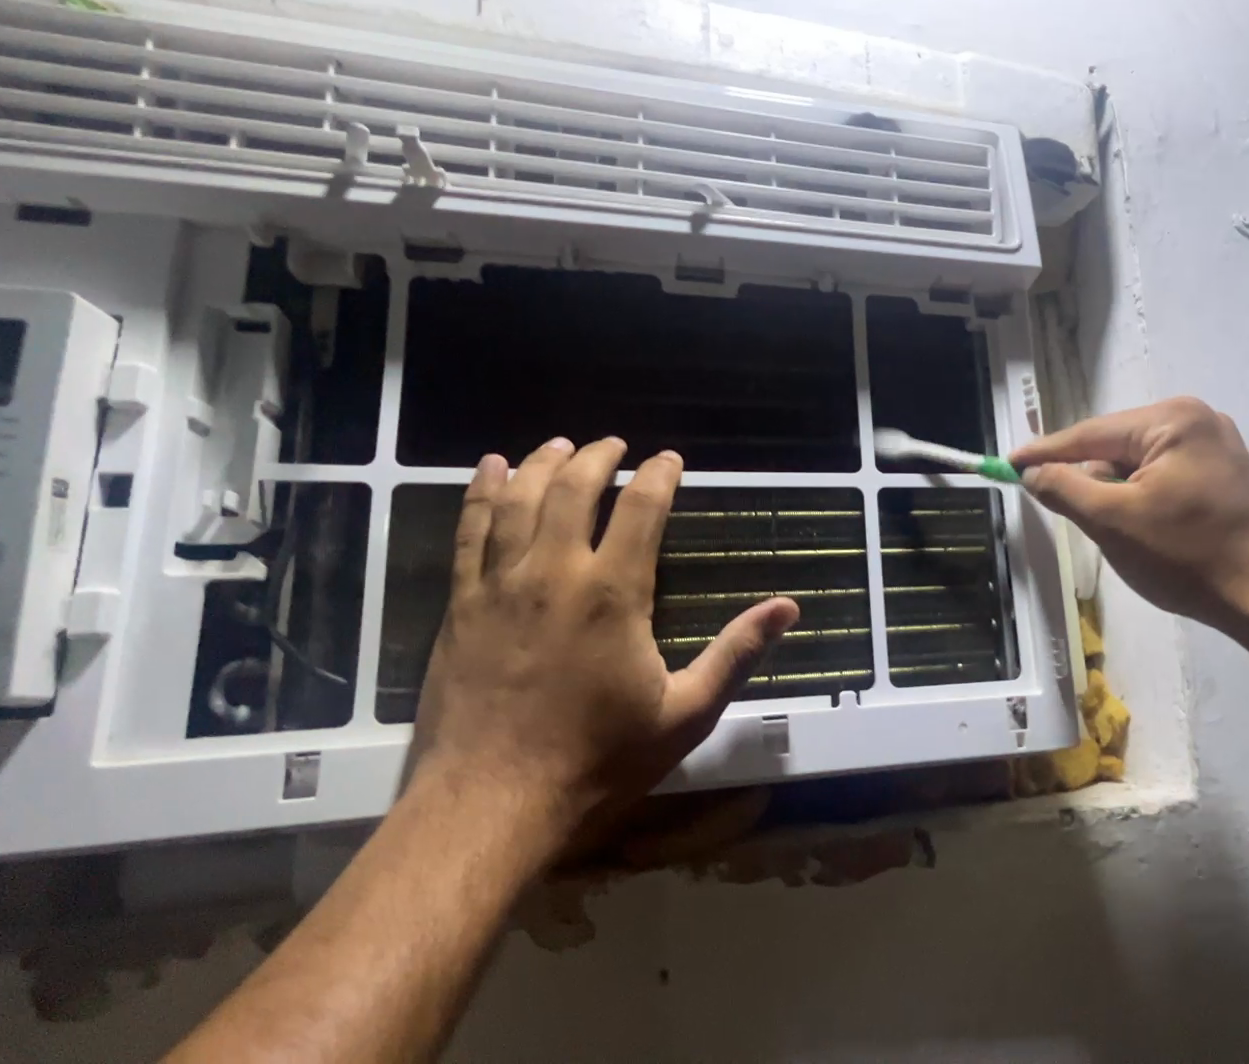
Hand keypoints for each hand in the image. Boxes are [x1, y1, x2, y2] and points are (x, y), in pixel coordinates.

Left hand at [408, 436, 798, 845]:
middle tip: (615, 444)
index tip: (670, 459)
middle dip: (599, 456)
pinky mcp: (461, 605)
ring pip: (521, 500)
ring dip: (544, 464)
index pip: (642, 508)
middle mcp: (555, 572)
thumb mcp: (685, 714)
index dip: (659, 476)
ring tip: (560, 445)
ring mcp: (500, 584)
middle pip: (576, 488)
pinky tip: (492, 470)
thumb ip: (736, 653)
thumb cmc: (599, 761)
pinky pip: (468, 531)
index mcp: (614, 592)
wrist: (492, 802)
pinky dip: (482, 493)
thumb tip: (788, 607)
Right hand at [1011, 397, 1248, 632]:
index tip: (1007, 463)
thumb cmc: (1186, 557)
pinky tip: (1136, 522)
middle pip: (1114, 445)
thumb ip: (1064, 488)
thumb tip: (1031, 470)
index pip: (1089, 434)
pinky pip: (1161, 473)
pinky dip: (1138, 494)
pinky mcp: (1223, 470)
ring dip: (1113, 490)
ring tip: (1108, 526)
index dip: (1044, 453)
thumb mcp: (1112, 522)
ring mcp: (1214, 443)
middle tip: (1052, 503)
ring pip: (1136, 462)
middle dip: (1085, 476)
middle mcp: (1196, 418)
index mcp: (1171, 420)